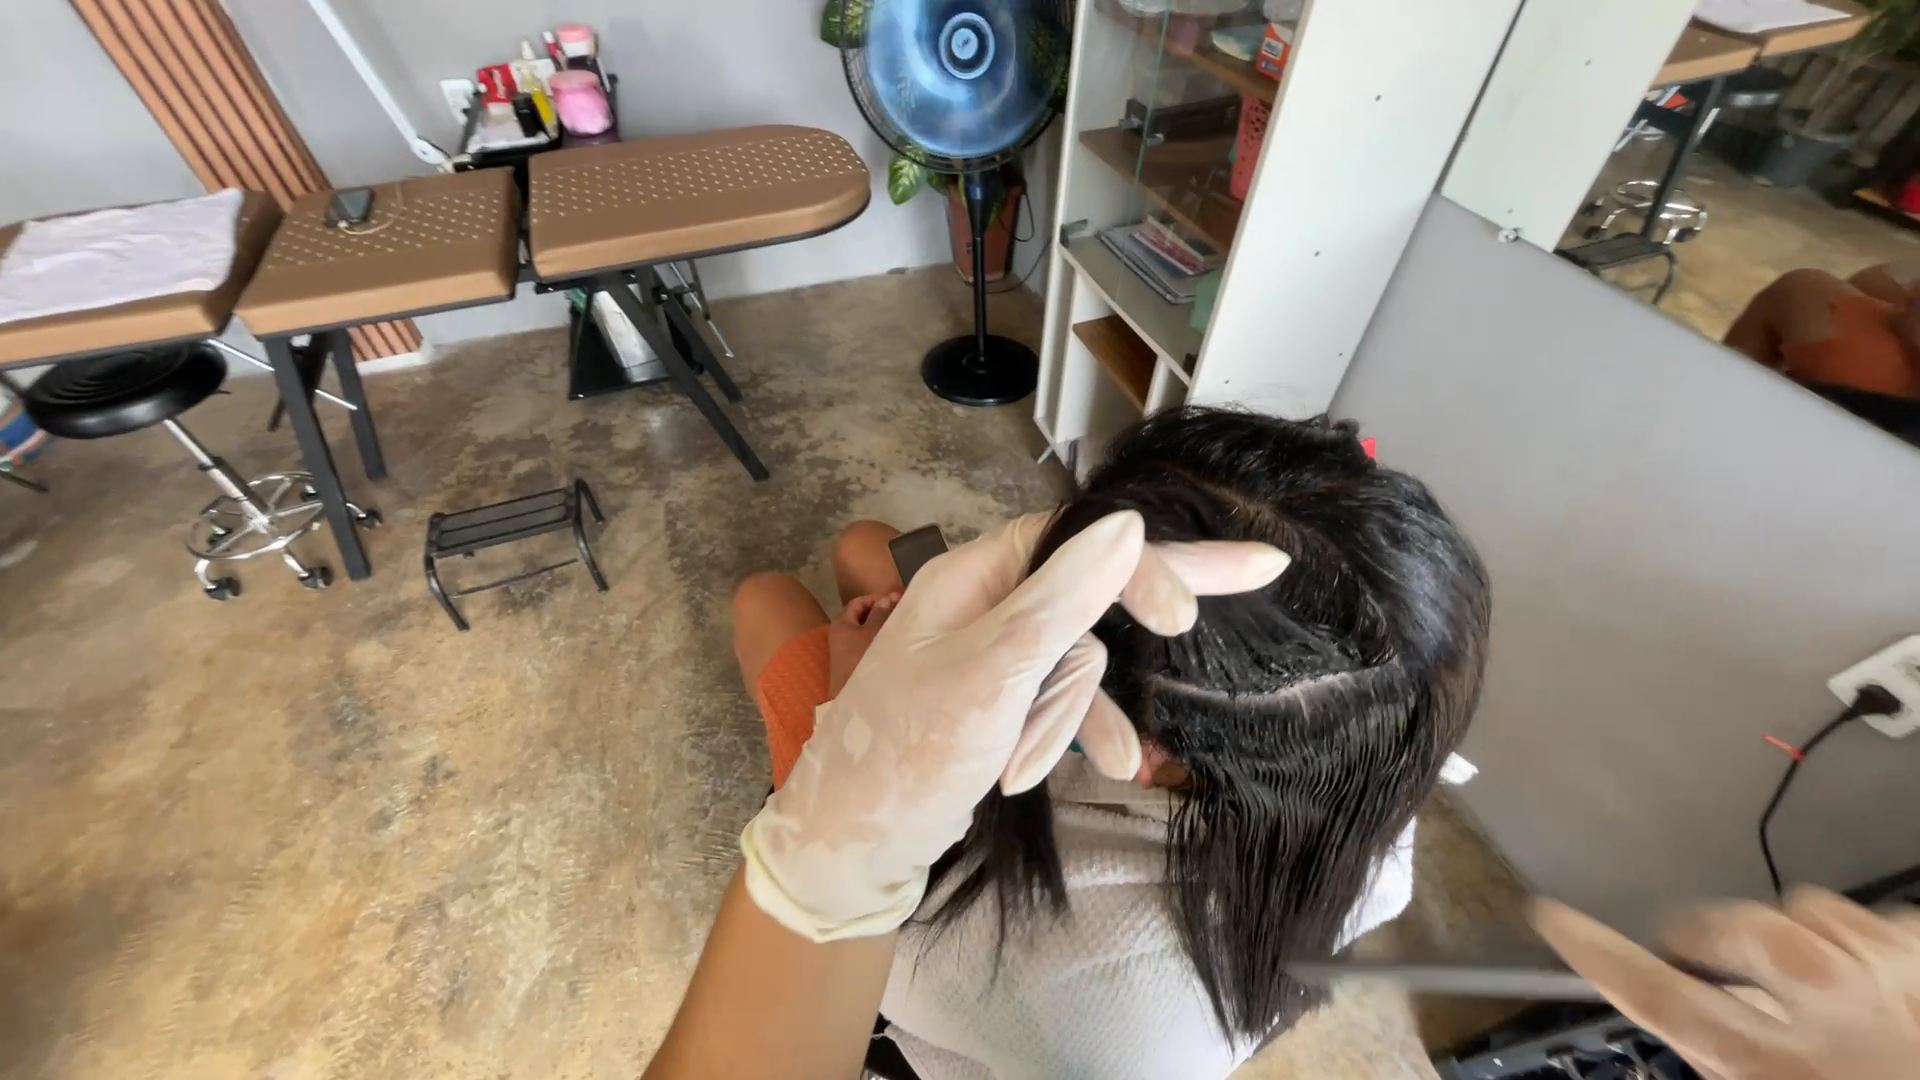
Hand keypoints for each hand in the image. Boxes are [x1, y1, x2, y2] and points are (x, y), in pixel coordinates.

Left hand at [740, 510, 1289, 940]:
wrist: (854, 844)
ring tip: (1092, 758)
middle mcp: (984, 601)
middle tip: (1258, 566)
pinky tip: (1115, 761)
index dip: (1140, 564)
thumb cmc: (909, 755)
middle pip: (1089, 585)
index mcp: (972, 578)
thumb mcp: (991, 673)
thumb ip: (1059, 598)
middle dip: (1153, 598)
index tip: (1186, 612)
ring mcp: (994, 651)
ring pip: (1076, 656)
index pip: (1074, 542)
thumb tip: (1128, 524)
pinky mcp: (1001, 696)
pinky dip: (1078, 726)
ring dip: (1081, 708)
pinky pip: (1059, 696)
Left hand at [828, 592, 898, 698]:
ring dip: (881, 628)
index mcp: (841, 624)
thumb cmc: (863, 658)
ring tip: (899, 629)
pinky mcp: (852, 664)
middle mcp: (840, 635)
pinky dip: (878, 642)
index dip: (876, 598)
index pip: (858, 602)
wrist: (853, 696)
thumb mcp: (874, 632)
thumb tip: (885, 597)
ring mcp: (845, 651)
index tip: (895, 600)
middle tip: (900, 613)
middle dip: (880, 613)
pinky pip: (865, 646)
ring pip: (865, 633)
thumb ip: (880, 614)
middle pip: (861, 617)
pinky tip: (891, 646)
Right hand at [1533, 888, 1919, 1079]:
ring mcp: (1903, 984)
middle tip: (1701, 953)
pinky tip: (1892, 978)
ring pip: (1815, 912)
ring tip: (1824, 976)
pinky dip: (1879, 943)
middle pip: (1738, 931)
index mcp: (1779, 1068)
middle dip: (1706, 935)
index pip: (1660, 998)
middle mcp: (1841, 1020)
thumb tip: (1681, 1012)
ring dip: (1805, 935)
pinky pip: (1889, 922)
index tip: (1548, 914)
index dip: (1596, 952)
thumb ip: (1728, 1056)